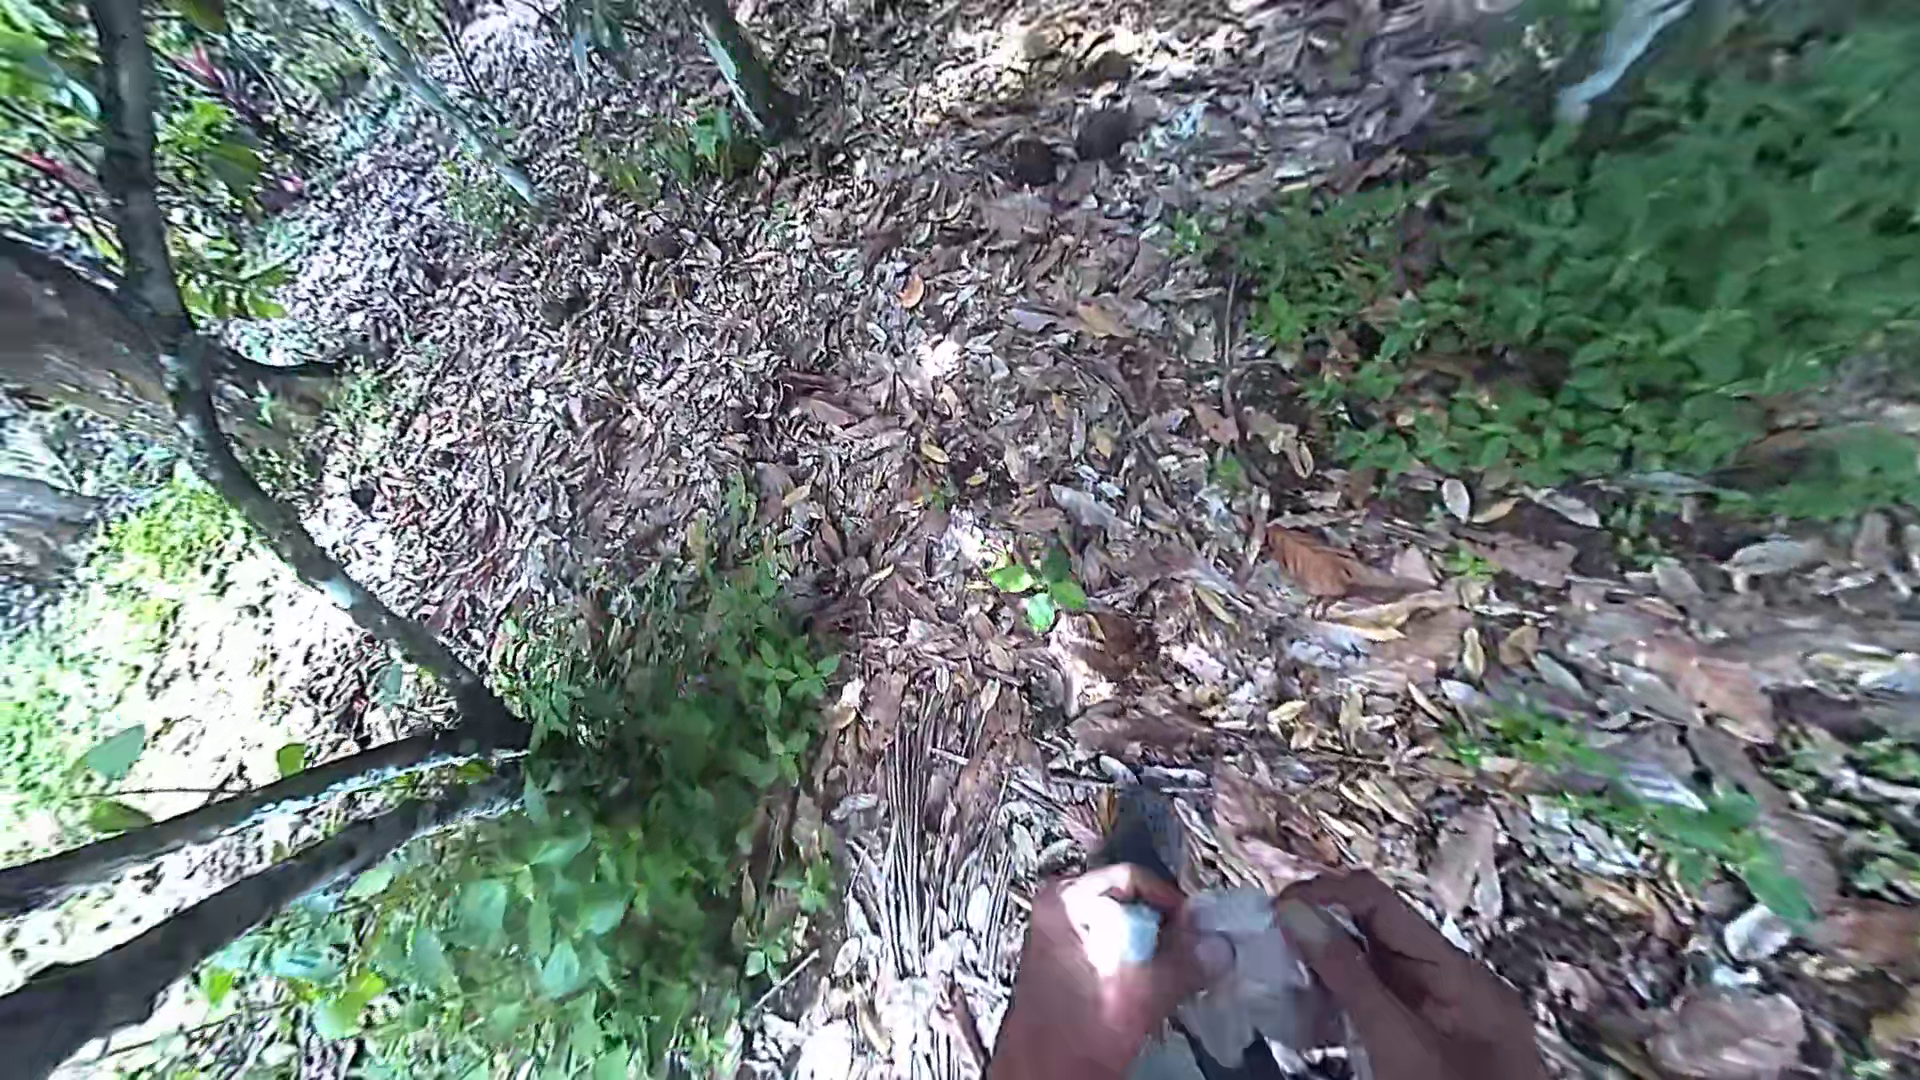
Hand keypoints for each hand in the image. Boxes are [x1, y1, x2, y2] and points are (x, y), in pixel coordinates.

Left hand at [988, 865, 1200, 1079]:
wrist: (1039, 1079)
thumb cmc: (1073, 1034)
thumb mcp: (1134, 998)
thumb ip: (1179, 966)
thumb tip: (1220, 945)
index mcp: (1066, 898)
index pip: (1129, 877)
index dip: (1169, 901)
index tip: (1199, 928)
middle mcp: (1061, 905)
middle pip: (1128, 900)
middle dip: (1165, 927)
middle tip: (1196, 951)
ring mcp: (1064, 932)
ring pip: (1123, 925)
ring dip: (1155, 947)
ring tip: (1181, 971)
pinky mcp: (1071, 959)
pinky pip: (1113, 944)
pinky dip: (1138, 960)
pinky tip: (1156, 984)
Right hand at [1275, 872, 1547, 1079]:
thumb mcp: (1400, 1047)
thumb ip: (1348, 976)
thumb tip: (1290, 909)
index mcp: (1458, 972)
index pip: (1378, 900)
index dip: (1324, 893)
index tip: (1278, 911)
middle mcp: (1449, 977)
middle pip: (1371, 923)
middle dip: (1318, 924)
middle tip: (1273, 937)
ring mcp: (1435, 1006)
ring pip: (1365, 955)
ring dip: (1321, 956)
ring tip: (1283, 966)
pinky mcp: (1420, 1031)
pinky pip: (1369, 989)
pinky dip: (1334, 988)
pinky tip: (1308, 1002)